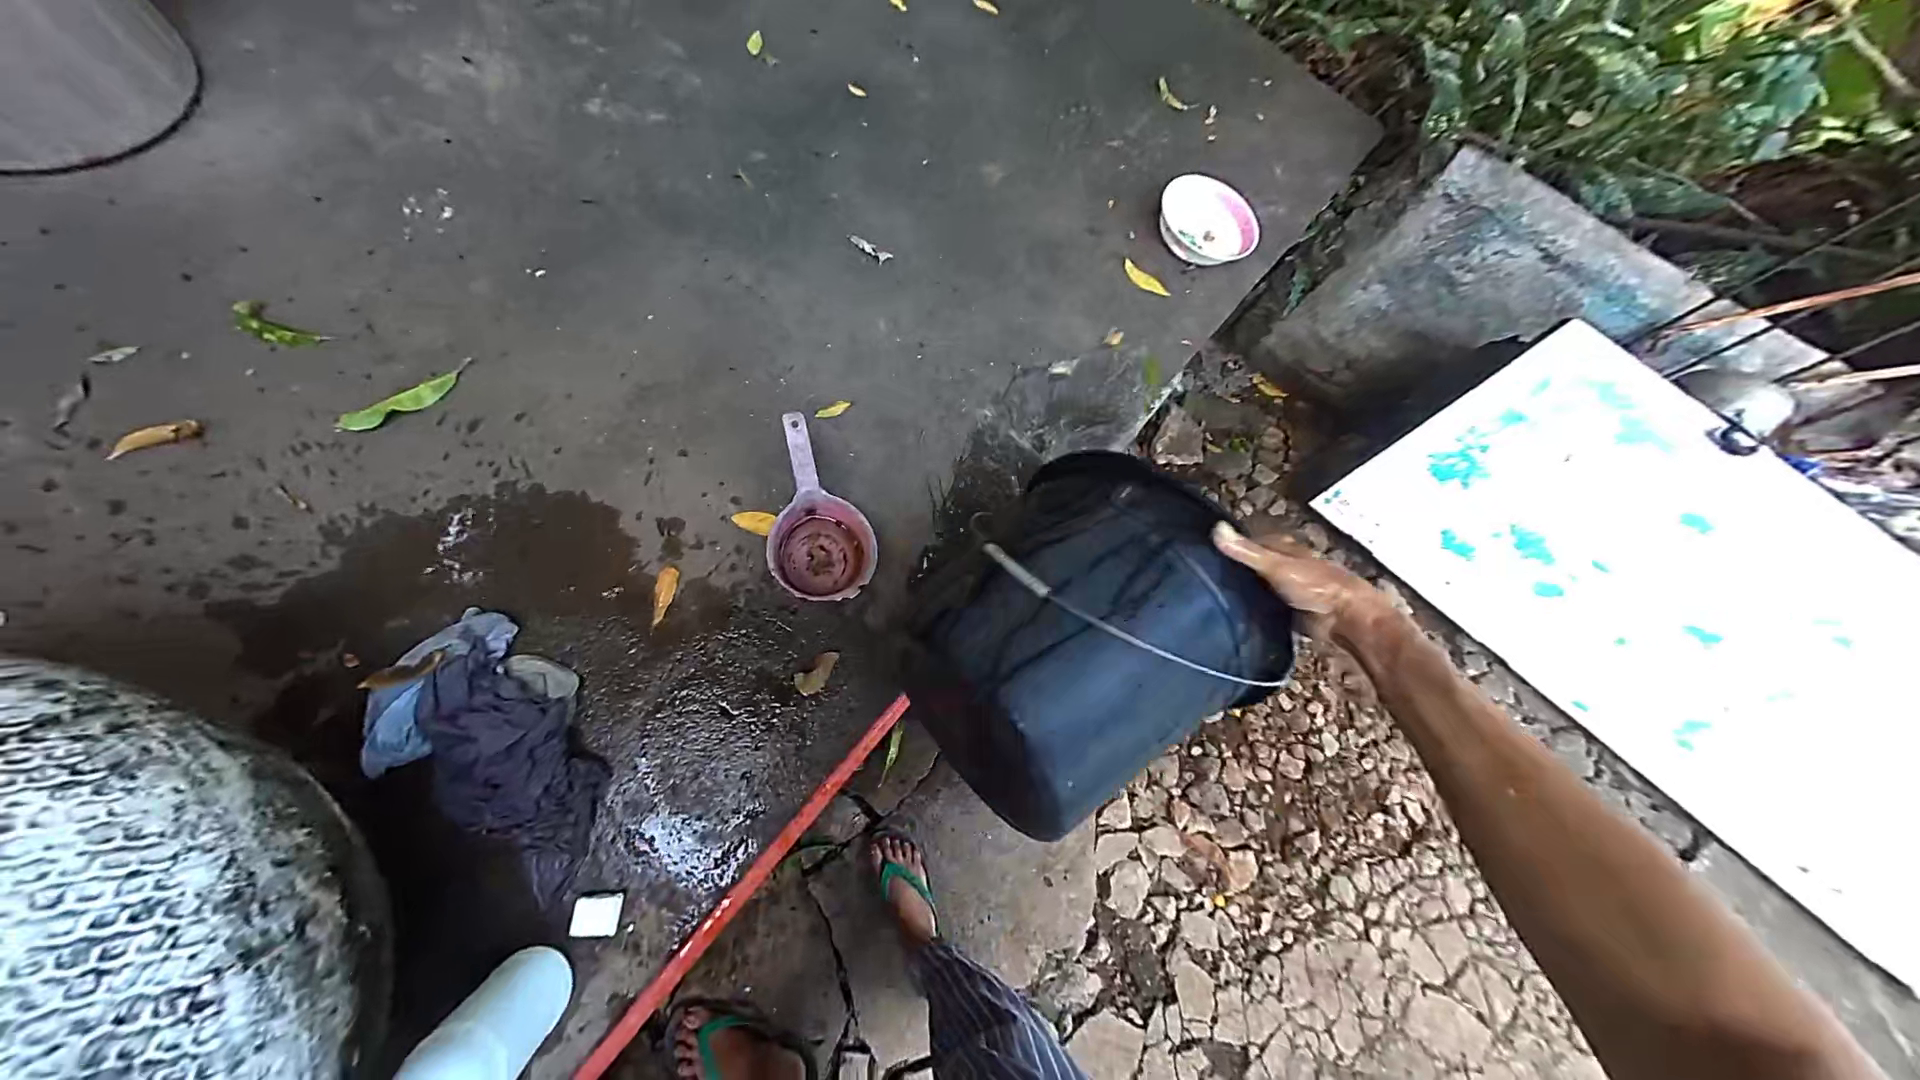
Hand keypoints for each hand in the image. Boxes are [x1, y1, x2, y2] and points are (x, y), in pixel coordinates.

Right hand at [1212, 522, 1390, 642]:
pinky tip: (1235, 613)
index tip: (1207, 551)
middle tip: (1207, 576)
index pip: (1252, 542)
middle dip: (1235, 569)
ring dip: (1243, 590)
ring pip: (1258, 586)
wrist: (1347, 619)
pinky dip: (1252, 608)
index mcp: (1285, 549)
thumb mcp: (1275, 565)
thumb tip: (1216, 528)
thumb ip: (1246, 551)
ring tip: (1215, 595)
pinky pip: (1264, 607)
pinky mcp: (1290, 611)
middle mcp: (1286, 567)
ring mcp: (1289, 589)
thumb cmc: (1316, 586)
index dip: (1232, 545)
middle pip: (1254, 564)